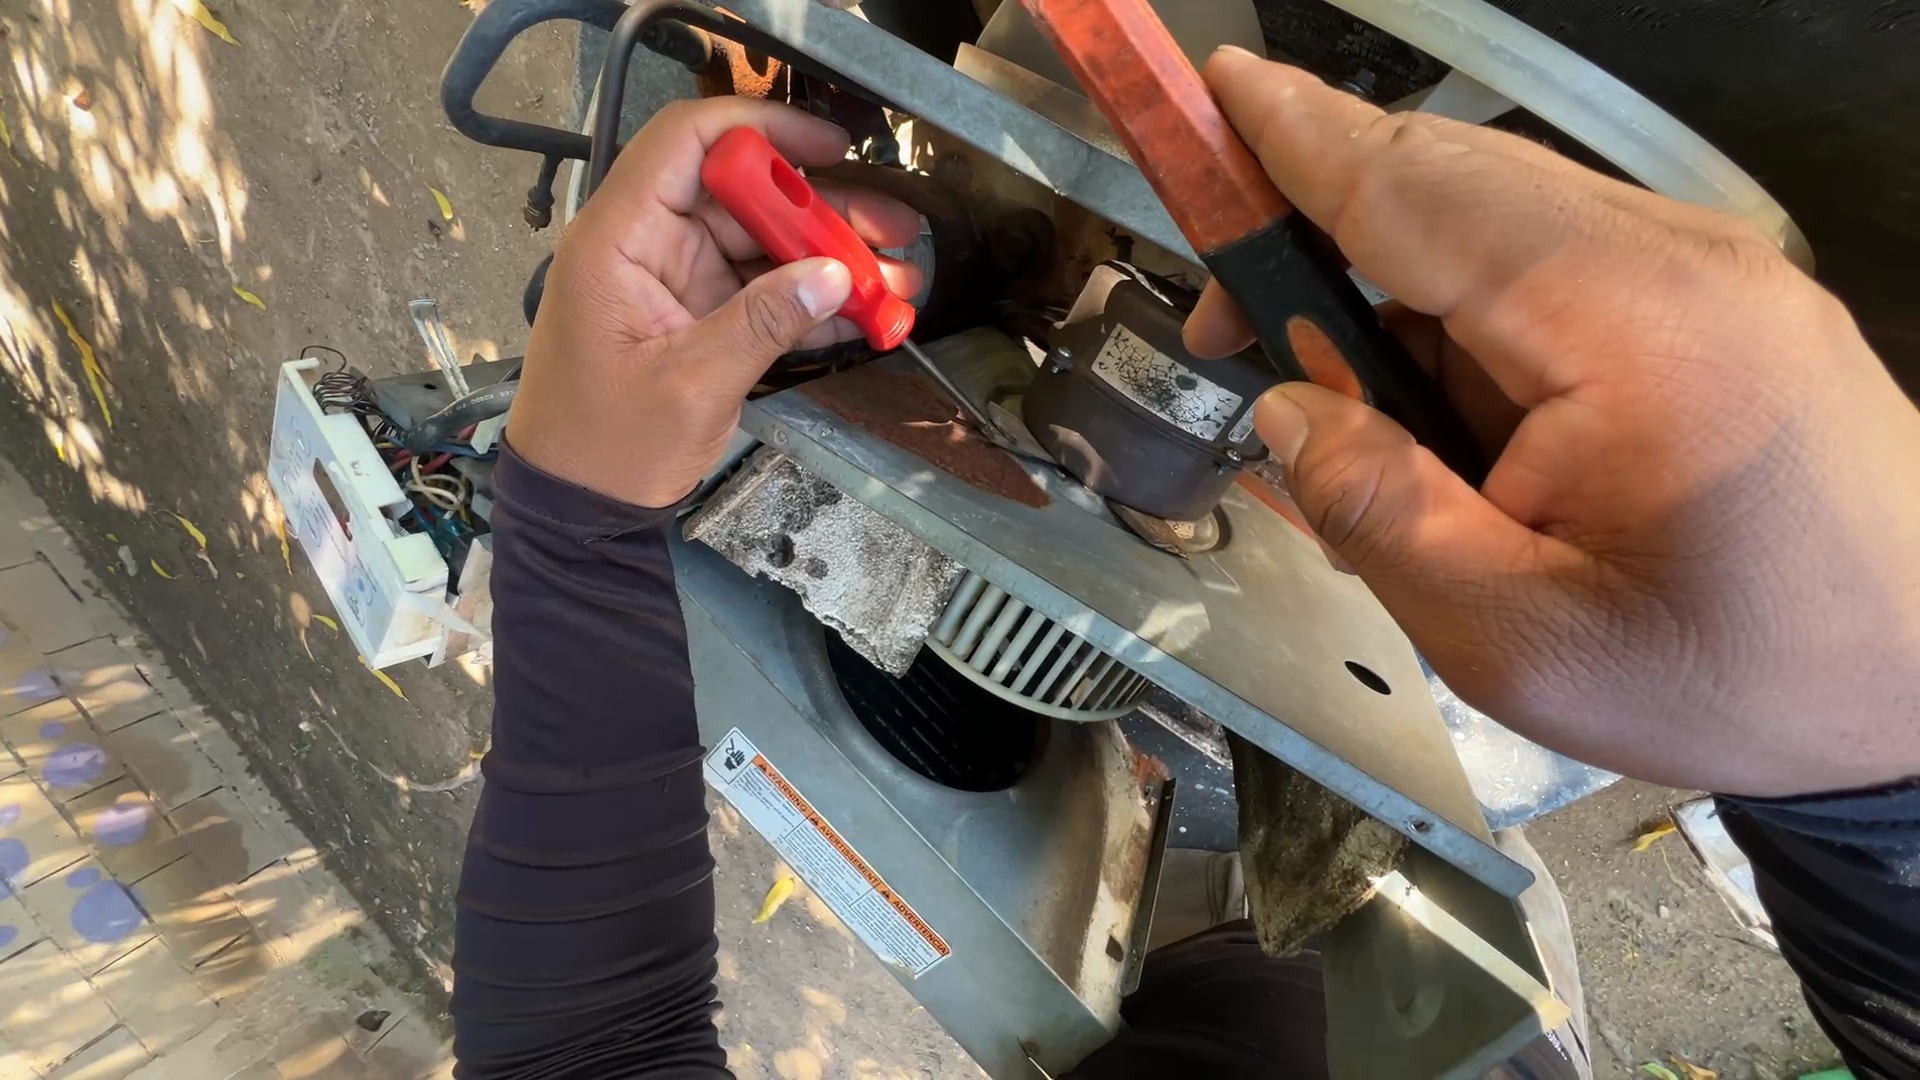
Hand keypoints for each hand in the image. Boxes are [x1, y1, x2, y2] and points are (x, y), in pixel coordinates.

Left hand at [508, 98, 921, 507]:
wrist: (586, 499)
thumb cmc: (610, 443)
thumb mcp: (691, 382)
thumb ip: (764, 323)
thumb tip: (833, 276)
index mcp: (623, 239)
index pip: (690, 144)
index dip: (762, 133)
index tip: (832, 149)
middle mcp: (655, 248)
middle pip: (748, 201)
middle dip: (826, 214)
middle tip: (894, 230)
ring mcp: (684, 286)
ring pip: (768, 251)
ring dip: (833, 266)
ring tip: (896, 281)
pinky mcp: (706, 322)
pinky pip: (768, 300)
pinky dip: (815, 309)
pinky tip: (867, 316)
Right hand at [1187, 49, 1919, 796]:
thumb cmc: (1722, 684)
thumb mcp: (1507, 633)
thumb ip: (1376, 511)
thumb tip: (1286, 411)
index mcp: (1626, 327)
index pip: (1419, 195)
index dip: (1301, 139)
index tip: (1217, 91)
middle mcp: (1660, 270)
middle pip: (1437, 197)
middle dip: (1304, 243)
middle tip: (1222, 330)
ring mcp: (1677, 289)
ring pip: (1464, 251)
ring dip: (1366, 321)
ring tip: (1324, 426)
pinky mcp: (1674, 325)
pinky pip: (1505, 300)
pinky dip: (1425, 353)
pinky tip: (1413, 443)